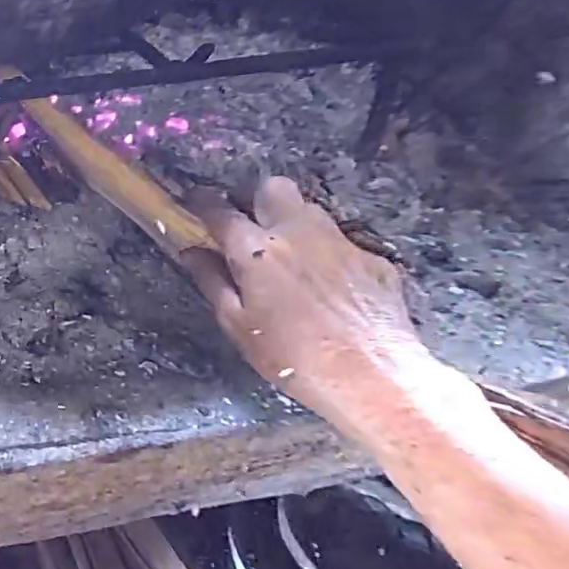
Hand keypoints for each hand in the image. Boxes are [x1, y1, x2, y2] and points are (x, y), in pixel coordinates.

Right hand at [181, 177, 460, 443]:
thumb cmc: (293, 358)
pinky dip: (326, 254)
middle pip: (272, 188)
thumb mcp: (238, 325)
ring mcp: (340, 242)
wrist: (376, 380)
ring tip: (286, 255)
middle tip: (247, 225)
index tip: (195, 202)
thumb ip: (212, 281)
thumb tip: (192, 252)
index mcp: (257, 250)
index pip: (221, 211)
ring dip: (291, 222)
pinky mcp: (372, 259)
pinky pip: (341, 242)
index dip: (203, 202)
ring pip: (309, 209)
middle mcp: (298, 233)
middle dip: (254, 198)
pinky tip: (327, 286)